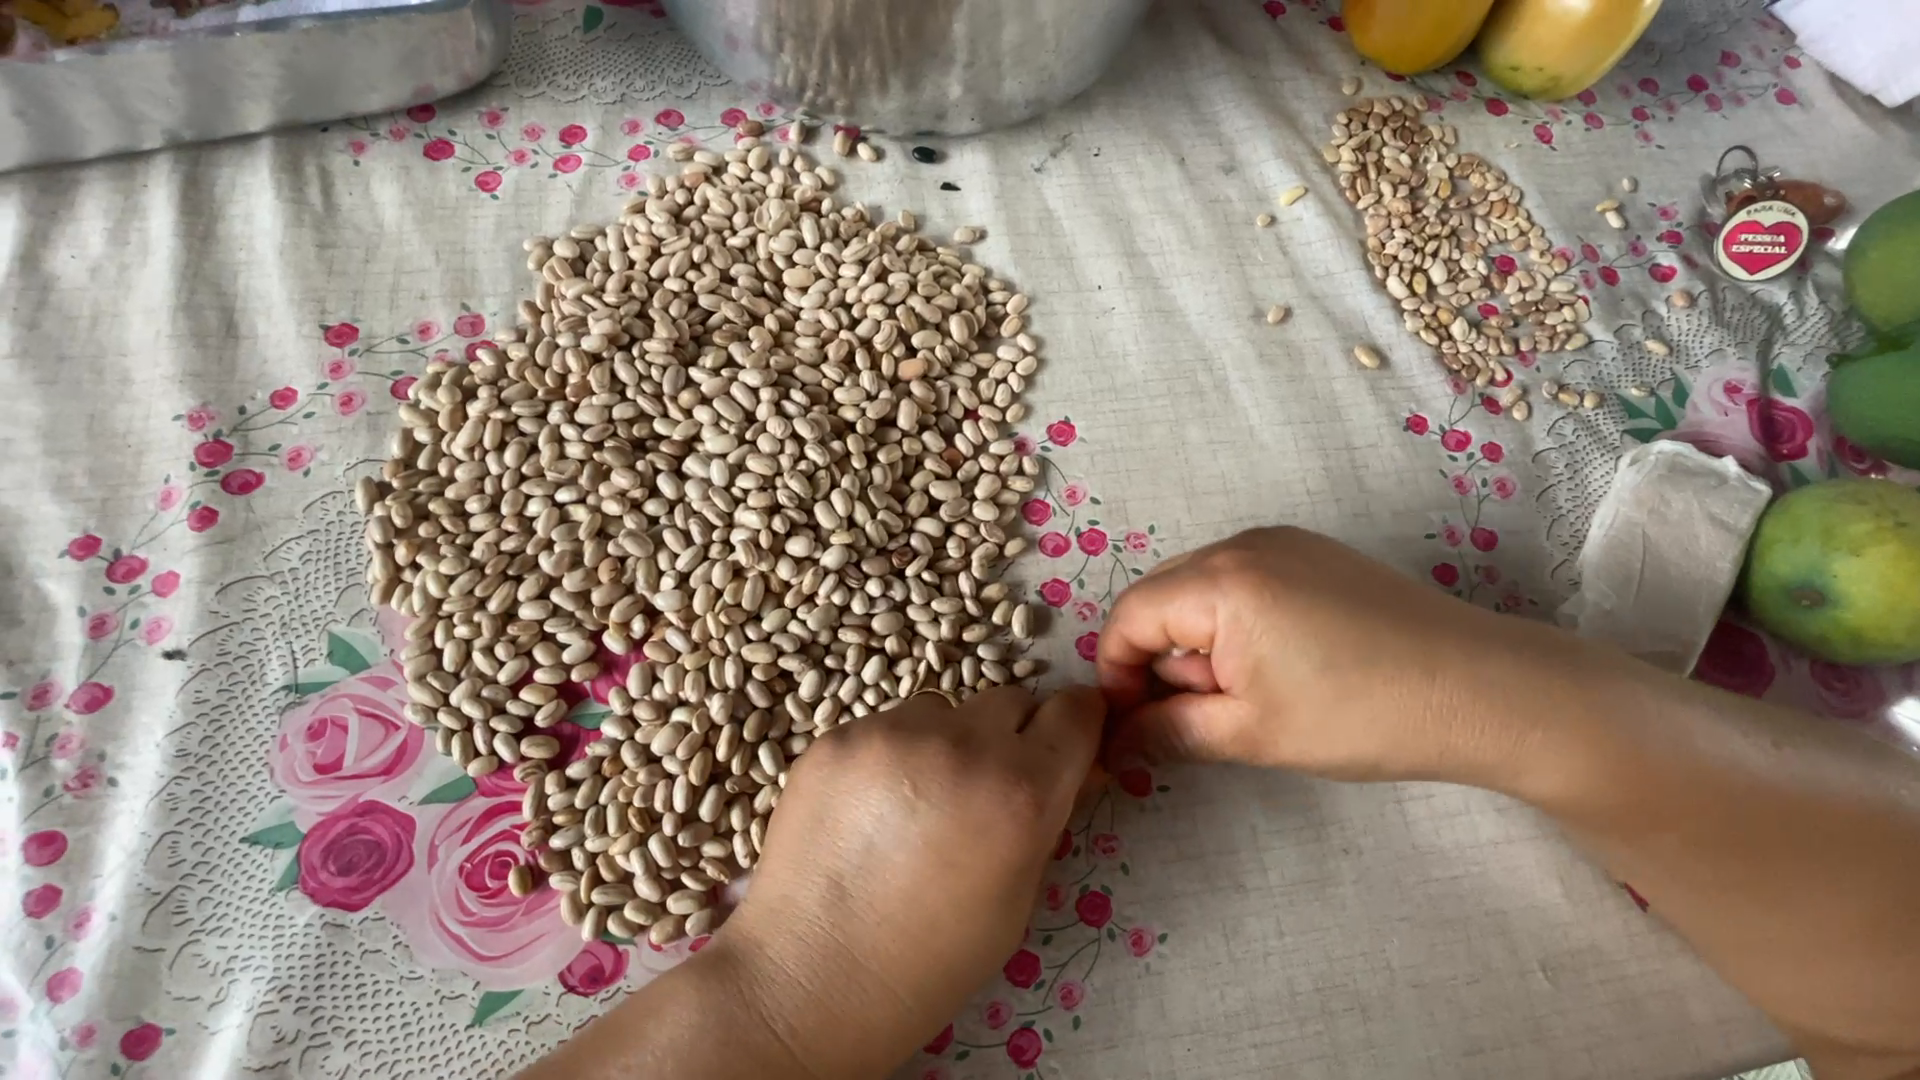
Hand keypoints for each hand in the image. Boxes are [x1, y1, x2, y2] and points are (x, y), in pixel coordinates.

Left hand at [713, 685, 1105, 1077]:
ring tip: (919, 800)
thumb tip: (1075, 766)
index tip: (1067, 742)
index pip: (1075, 711)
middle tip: (986, 786)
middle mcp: (961, 745)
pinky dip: (895, 752)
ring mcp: (890, 732)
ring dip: (950, 740)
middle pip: (1012, 700)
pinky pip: (889, 724)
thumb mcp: (1018, 898)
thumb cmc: (930, 961)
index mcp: (1020, 791)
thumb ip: (1048, 817)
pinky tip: (872, 806)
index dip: (1077, 726)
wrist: (810, 980)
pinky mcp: (838, 735)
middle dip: (1014, 735)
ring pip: (946, 709)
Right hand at [1096, 527, 1541, 783]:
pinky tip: (1274, 662)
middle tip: (1193, 712)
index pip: (1128, 616)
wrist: (1486, 690)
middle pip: (1159, 596)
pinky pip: (1238, 581)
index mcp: (1220, 581)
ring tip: (1241, 691)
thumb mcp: (1250, 733)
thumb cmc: (1360, 714)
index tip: (1134, 722)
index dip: (1117, 672)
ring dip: (1195, 641)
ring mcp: (1279, 542)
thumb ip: (1168, 731)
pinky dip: (1229, 622)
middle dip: (1157, 656)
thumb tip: (1116, 740)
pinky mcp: (1310, 552)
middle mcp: (1241, 544)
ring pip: (1197, 589)